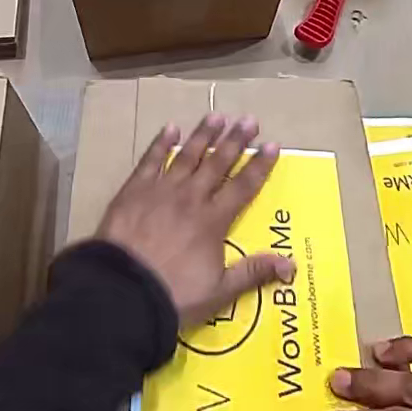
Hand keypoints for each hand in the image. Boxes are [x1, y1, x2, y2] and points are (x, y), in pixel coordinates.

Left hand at [96, 113, 292, 324]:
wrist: (121, 292)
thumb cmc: (172, 295)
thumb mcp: (218, 292)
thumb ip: (253, 273)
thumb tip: (290, 264)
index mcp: (213, 221)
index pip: (243, 186)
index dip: (259, 165)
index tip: (272, 145)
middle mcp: (191, 197)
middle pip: (218, 163)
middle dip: (235, 140)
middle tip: (248, 119)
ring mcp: (162, 190)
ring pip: (188, 155)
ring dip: (204, 135)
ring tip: (217, 116)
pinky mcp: (135, 189)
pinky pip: (151, 160)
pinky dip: (162, 143)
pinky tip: (170, 128)